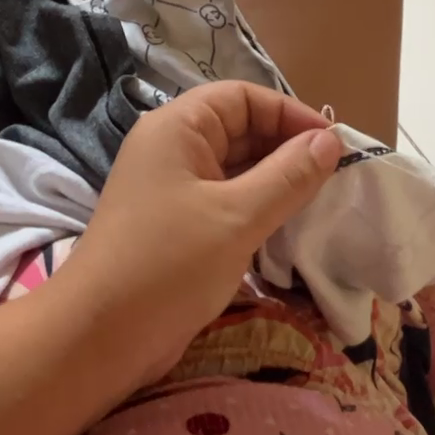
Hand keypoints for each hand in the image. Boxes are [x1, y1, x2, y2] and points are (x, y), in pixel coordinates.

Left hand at [49, 81, 343, 387]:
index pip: (242, 97)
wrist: (98, 338)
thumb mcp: (237, 217)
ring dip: (276, 180)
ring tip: (321, 201)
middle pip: (239, 128)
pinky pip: (225, 200)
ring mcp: (172, 187)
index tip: (333, 144)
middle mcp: (172, 147)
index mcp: (177, 127)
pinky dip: (257, 208)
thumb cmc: (167, 264)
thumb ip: (287, 177)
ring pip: (235, 167)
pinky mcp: (176, 224)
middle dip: (286, 147)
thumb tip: (329, 142)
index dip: (289, 112)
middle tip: (336, 176)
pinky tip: (288, 229)